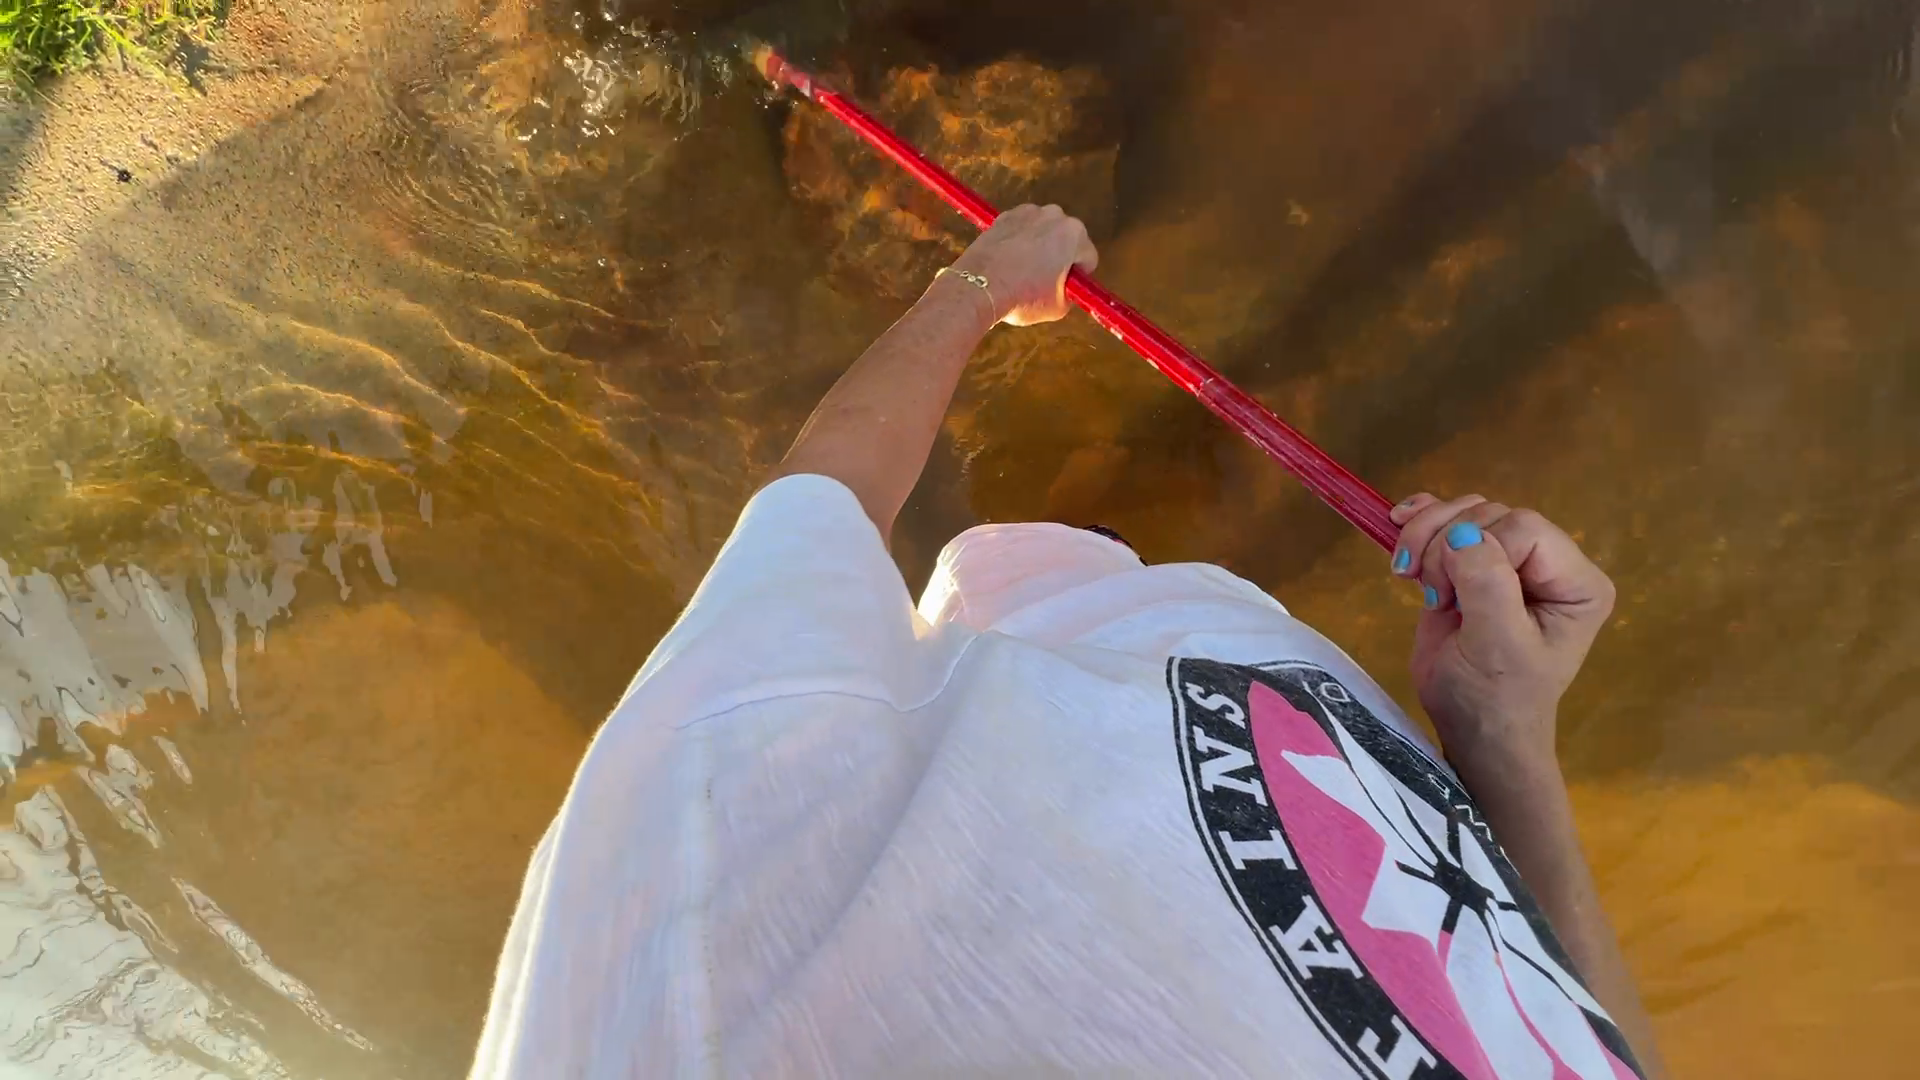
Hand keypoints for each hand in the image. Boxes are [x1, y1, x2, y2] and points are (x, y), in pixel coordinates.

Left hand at [950, 204, 1097, 326]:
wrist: (980, 286)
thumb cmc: (1024, 296)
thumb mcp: (1059, 308)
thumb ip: (1070, 294)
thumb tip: (1065, 289)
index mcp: (1075, 234)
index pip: (1088, 258)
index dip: (1078, 278)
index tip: (1065, 290)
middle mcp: (1055, 214)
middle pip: (1066, 240)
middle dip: (1059, 259)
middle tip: (1044, 284)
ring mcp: (1027, 211)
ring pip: (1042, 233)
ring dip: (1038, 249)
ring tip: (1022, 275)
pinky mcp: (1004, 216)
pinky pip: (1020, 231)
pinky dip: (1018, 243)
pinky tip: (1008, 264)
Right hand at [1388, 494, 1616, 766]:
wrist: (1469, 724)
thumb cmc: (1493, 694)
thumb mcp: (1496, 644)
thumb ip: (1487, 585)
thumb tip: (1461, 534)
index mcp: (1574, 582)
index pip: (1523, 528)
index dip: (1478, 548)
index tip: (1449, 595)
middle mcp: (1545, 564)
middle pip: (1488, 515)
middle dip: (1443, 543)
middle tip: (1428, 590)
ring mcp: (1504, 562)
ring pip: (1462, 512)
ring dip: (1423, 535)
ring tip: (1409, 574)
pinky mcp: (1466, 565)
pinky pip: (1443, 521)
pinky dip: (1416, 522)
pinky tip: (1396, 527)